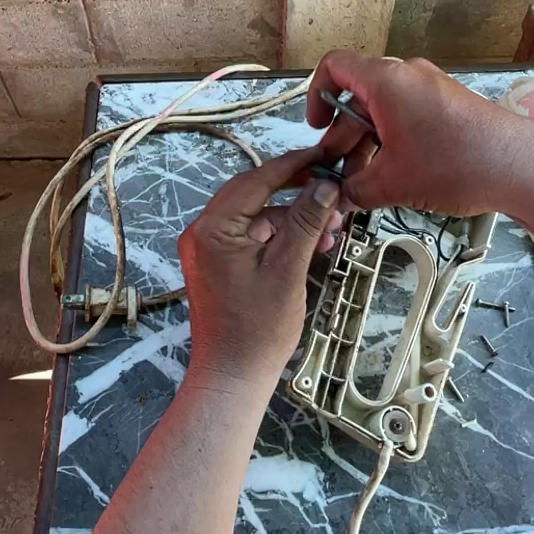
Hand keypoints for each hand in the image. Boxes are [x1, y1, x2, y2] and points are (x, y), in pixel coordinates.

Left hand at [177, 147, 342, 394]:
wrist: (232, 378)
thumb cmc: (257, 330)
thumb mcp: (288, 270)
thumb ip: (305, 222)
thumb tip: (325, 185)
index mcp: (212, 229)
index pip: (255, 181)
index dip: (291, 166)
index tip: (320, 155)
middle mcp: (202, 232)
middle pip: (253, 194)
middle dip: (295, 193)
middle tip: (330, 188)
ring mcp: (208, 248)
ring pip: (256, 216)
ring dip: (292, 219)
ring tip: (331, 227)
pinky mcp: (217, 262)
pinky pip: (250, 236)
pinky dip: (279, 237)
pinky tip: (312, 244)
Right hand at [307, 51, 533, 215]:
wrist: (521, 167)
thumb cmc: (457, 163)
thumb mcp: (392, 183)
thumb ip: (355, 189)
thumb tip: (341, 198)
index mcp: (385, 81)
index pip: (334, 66)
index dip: (316, 95)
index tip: (317, 126)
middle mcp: (407, 76)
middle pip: (358, 96)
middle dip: (343, 136)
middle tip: (338, 172)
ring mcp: (431, 89)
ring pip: (383, 110)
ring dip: (368, 144)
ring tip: (367, 184)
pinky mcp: (449, 105)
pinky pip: (408, 115)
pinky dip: (393, 141)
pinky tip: (396, 177)